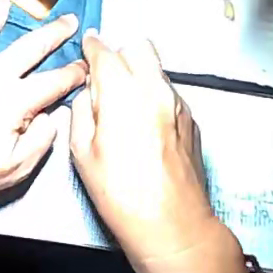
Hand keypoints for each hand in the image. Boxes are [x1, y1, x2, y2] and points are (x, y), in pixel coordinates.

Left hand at [0, 0, 86, 230]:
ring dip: (5, 10)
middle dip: (54, 33)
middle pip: (30, 47)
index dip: (75, 74)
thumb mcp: (12, 170)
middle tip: (68, 21)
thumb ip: (39, 141)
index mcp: (13, 102)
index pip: (54, 82)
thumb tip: (52, 118)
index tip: (86, 68)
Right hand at [69, 31, 246, 272]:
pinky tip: (142, 123)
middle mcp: (155, 90)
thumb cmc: (120, 194)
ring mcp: (178, 104)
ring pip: (155, 68)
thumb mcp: (81, 152)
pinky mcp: (191, 120)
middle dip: (118, 54)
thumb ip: (81, 111)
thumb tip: (88, 93)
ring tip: (122, 102)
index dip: (92, 46)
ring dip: (136, 74)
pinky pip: (167, 91)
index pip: (105, 52)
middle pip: (138, 47)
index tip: (87, 45)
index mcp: (123, 95)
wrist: (173, 226)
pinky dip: (151, 95)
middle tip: (104, 75)